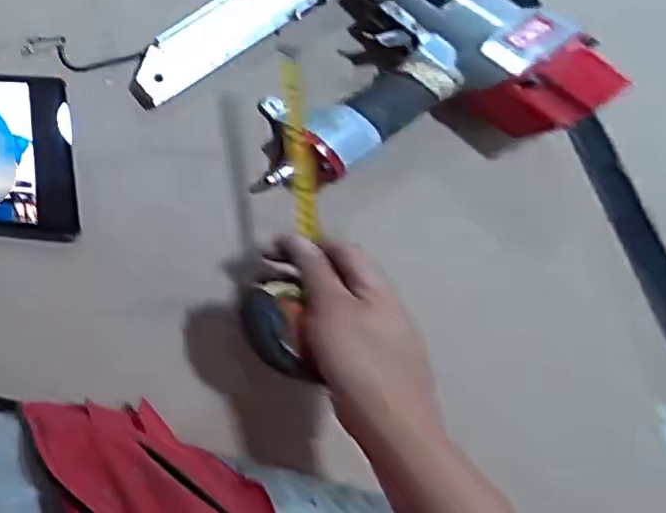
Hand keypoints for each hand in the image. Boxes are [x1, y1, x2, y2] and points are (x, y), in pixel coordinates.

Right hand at [274, 235, 441, 442]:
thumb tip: (297, 239)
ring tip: (287, 308)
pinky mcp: (380, 360)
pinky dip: (324, 323)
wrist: (392, 426)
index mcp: (377, 289)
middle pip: (342, 274)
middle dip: (305, 270)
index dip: (306, 244)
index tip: (273, 253)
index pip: (341, 248)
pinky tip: (311, 339)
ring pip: (343, 302)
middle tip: (273, 279)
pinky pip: (347, 328)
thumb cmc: (356, 358)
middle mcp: (388, 306)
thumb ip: (313, 268)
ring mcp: (388, 336)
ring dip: (312, 297)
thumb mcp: (329, 306)